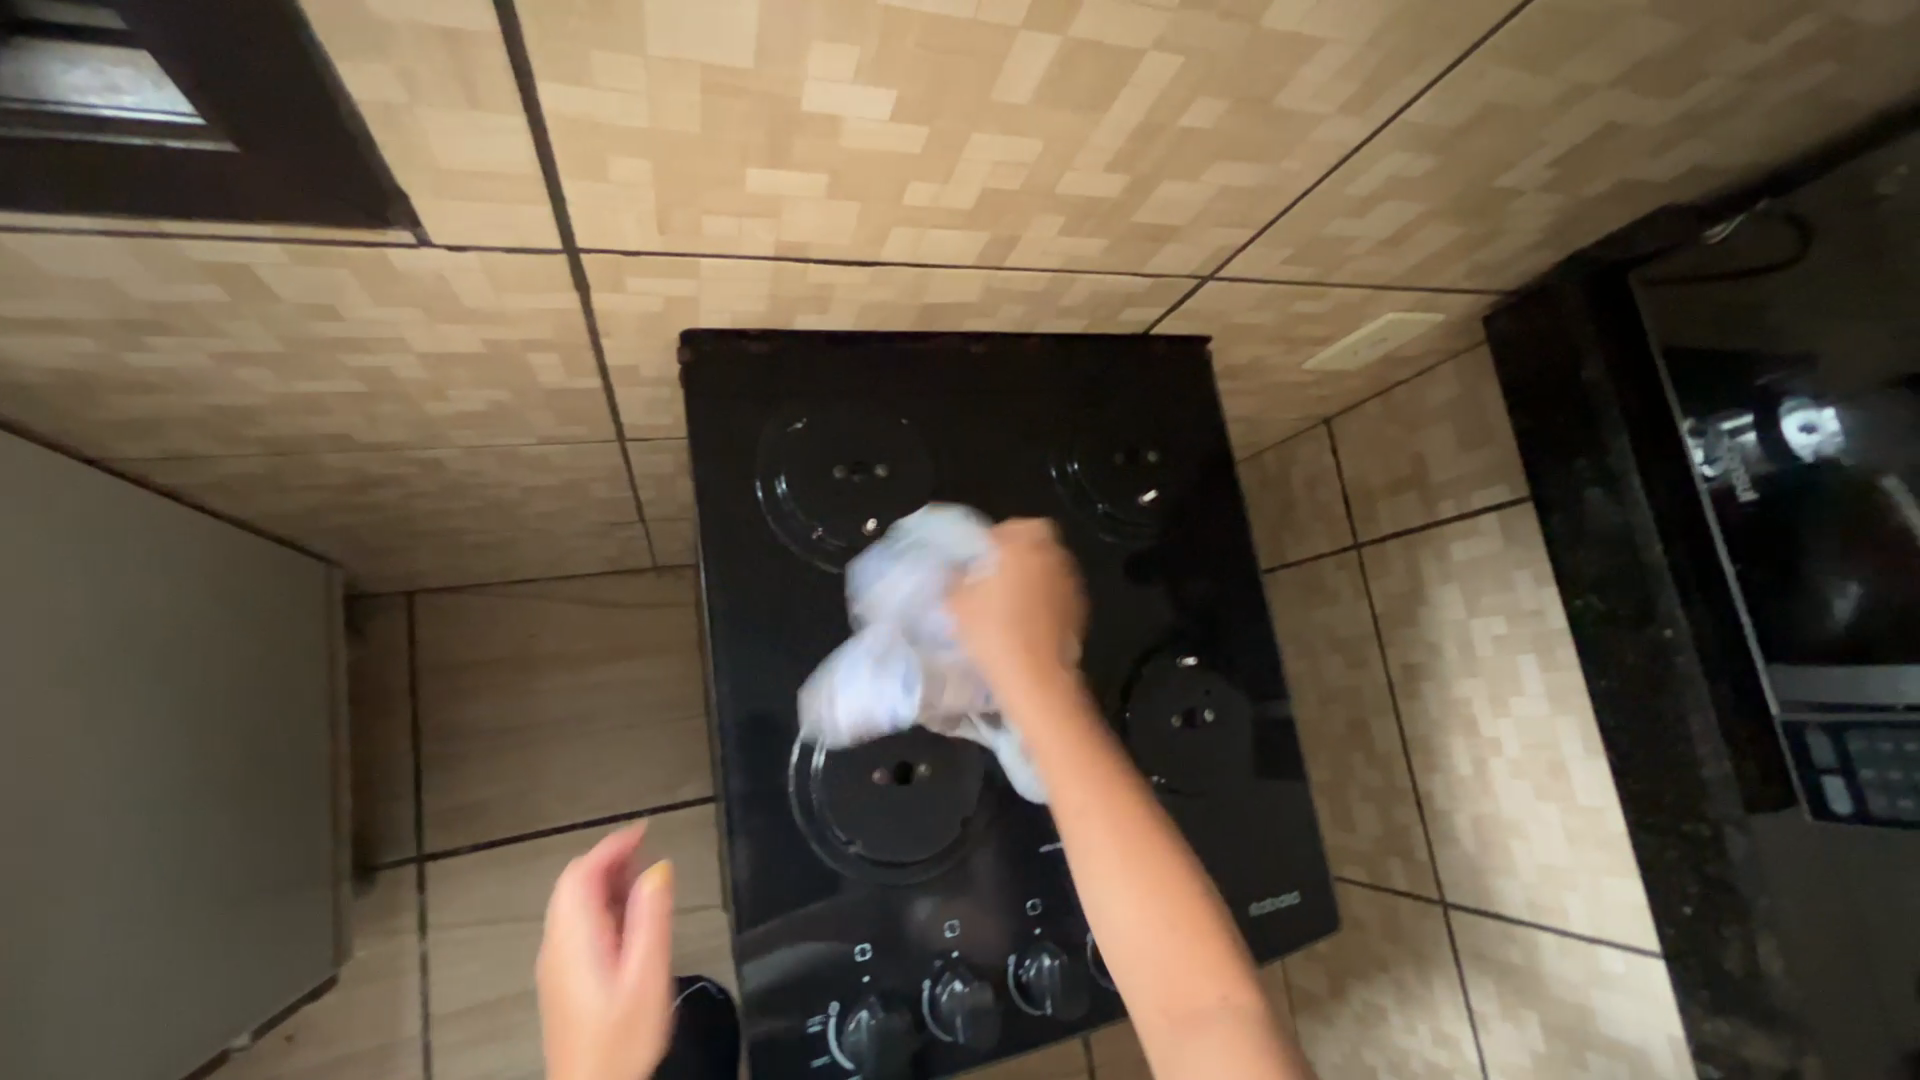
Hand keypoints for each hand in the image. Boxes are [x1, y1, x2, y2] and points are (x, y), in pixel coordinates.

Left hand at [537, 824, 675, 1079]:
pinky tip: (628, 916)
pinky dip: (600, 903)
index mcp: (575, 939)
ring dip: (605, 881)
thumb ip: (651, 917)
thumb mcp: (647, 974)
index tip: (643, 829)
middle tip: (646, 848)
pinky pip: (576, 923)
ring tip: (643, 876)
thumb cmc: (620, 1039)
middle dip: (608, 859)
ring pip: (572, 903)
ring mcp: (556, 963)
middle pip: (572, 885)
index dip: (612, 845)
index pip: (582, 874)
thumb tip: (658, 870)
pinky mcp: (563, 978)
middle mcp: (557, 946)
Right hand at [948, 518, 1088, 699]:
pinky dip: (1046, 597)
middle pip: (1038, 541)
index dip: (998, 537)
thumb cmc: (993, 632)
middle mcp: (1052, 556)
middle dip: (1020, 553)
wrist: (1035, 676)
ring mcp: (1071, 582)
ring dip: (1035, 575)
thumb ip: (955, 578)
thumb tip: (956, 571)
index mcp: (1023, 545)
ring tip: (1013, 598)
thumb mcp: (958, 603)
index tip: (983, 555)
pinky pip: (1059, 591)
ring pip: (1051, 566)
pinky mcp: (1080, 608)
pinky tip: (1029, 619)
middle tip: (997, 573)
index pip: (1016, 525)